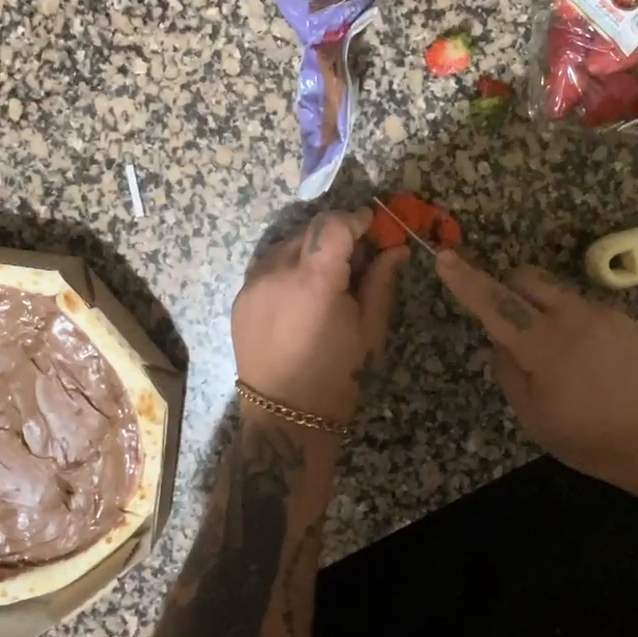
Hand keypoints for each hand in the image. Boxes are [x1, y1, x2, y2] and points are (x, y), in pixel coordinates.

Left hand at [232, 210, 408, 424]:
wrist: (285, 417)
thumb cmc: (338, 378)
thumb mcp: (371, 331)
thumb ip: (381, 282)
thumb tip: (396, 249)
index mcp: (314, 280)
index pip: (333, 224)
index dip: (356, 219)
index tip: (372, 226)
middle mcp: (277, 272)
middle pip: (310, 230)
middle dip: (336, 236)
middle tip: (356, 258)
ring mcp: (253, 283)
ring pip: (287, 244)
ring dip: (310, 249)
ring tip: (327, 277)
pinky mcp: (240, 297)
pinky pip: (268, 264)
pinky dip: (289, 266)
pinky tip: (301, 292)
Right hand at [435, 252, 637, 500]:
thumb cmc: (597, 442)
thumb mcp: (537, 420)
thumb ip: (509, 372)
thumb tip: (499, 340)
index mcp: (545, 345)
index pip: (495, 304)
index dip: (466, 281)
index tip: (443, 257)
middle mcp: (573, 317)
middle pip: (526, 278)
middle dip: (507, 290)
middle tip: (509, 327)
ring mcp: (604, 314)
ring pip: (556, 293)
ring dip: (540, 308)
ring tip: (556, 358)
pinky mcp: (625, 319)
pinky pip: (583, 308)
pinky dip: (570, 323)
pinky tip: (588, 364)